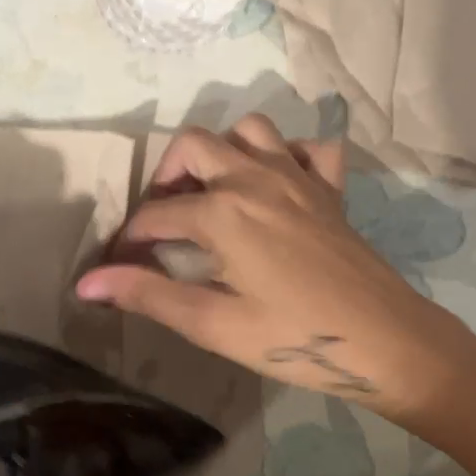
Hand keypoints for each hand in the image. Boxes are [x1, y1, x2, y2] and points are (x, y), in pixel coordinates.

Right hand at [77, 116, 475, 423]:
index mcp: (223, 212)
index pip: (156, 214)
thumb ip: (148, 295)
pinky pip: (307, 148)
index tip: (120, 264)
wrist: (389, 344)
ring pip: (248, 131)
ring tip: (212, 194)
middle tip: (164, 219)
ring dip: (222, 153)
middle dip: (167, 176)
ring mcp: (298, 177)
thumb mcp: (214, 324)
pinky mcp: (330, 189)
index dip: (130, 239)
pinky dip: (286, 154)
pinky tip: (276, 186)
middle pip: (193, 145)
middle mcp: (255, 179)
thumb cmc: (296, 339)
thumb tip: (85, 285)